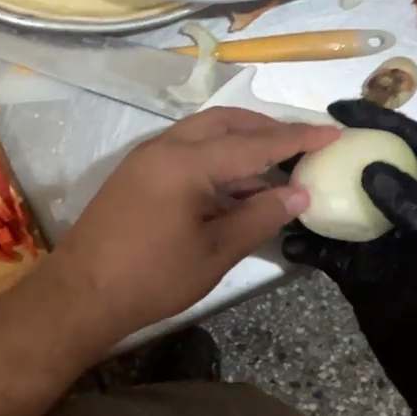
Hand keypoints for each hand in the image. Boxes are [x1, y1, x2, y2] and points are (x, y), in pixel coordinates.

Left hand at [49, 108, 339, 340]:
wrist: (80, 293)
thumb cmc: (151, 277)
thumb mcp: (215, 251)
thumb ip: (259, 216)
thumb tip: (297, 193)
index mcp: (186, 162)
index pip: (254, 142)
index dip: (297, 137)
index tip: (336, 131)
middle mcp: (163, 148)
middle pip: (224, 123)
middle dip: (265, 128)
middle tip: (304, 144)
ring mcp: (144, 159)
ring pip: (201, 134)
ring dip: (238, 142)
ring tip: (275, 169)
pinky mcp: (134, 175)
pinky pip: (183, 151)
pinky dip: (213, 157)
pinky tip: (234, 184)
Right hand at [281, 100, 416, 415]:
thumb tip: (374, 168)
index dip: (385, 125)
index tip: (342, 110)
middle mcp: (412, 221)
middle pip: (371, 173)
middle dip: (336, 155)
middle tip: (294, 144)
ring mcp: (383, 250)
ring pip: (341, 211)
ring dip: (311, 200)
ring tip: (276, 189)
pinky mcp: (359, 279)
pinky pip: (325, 253)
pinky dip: (304, 246)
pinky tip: (285, 244)